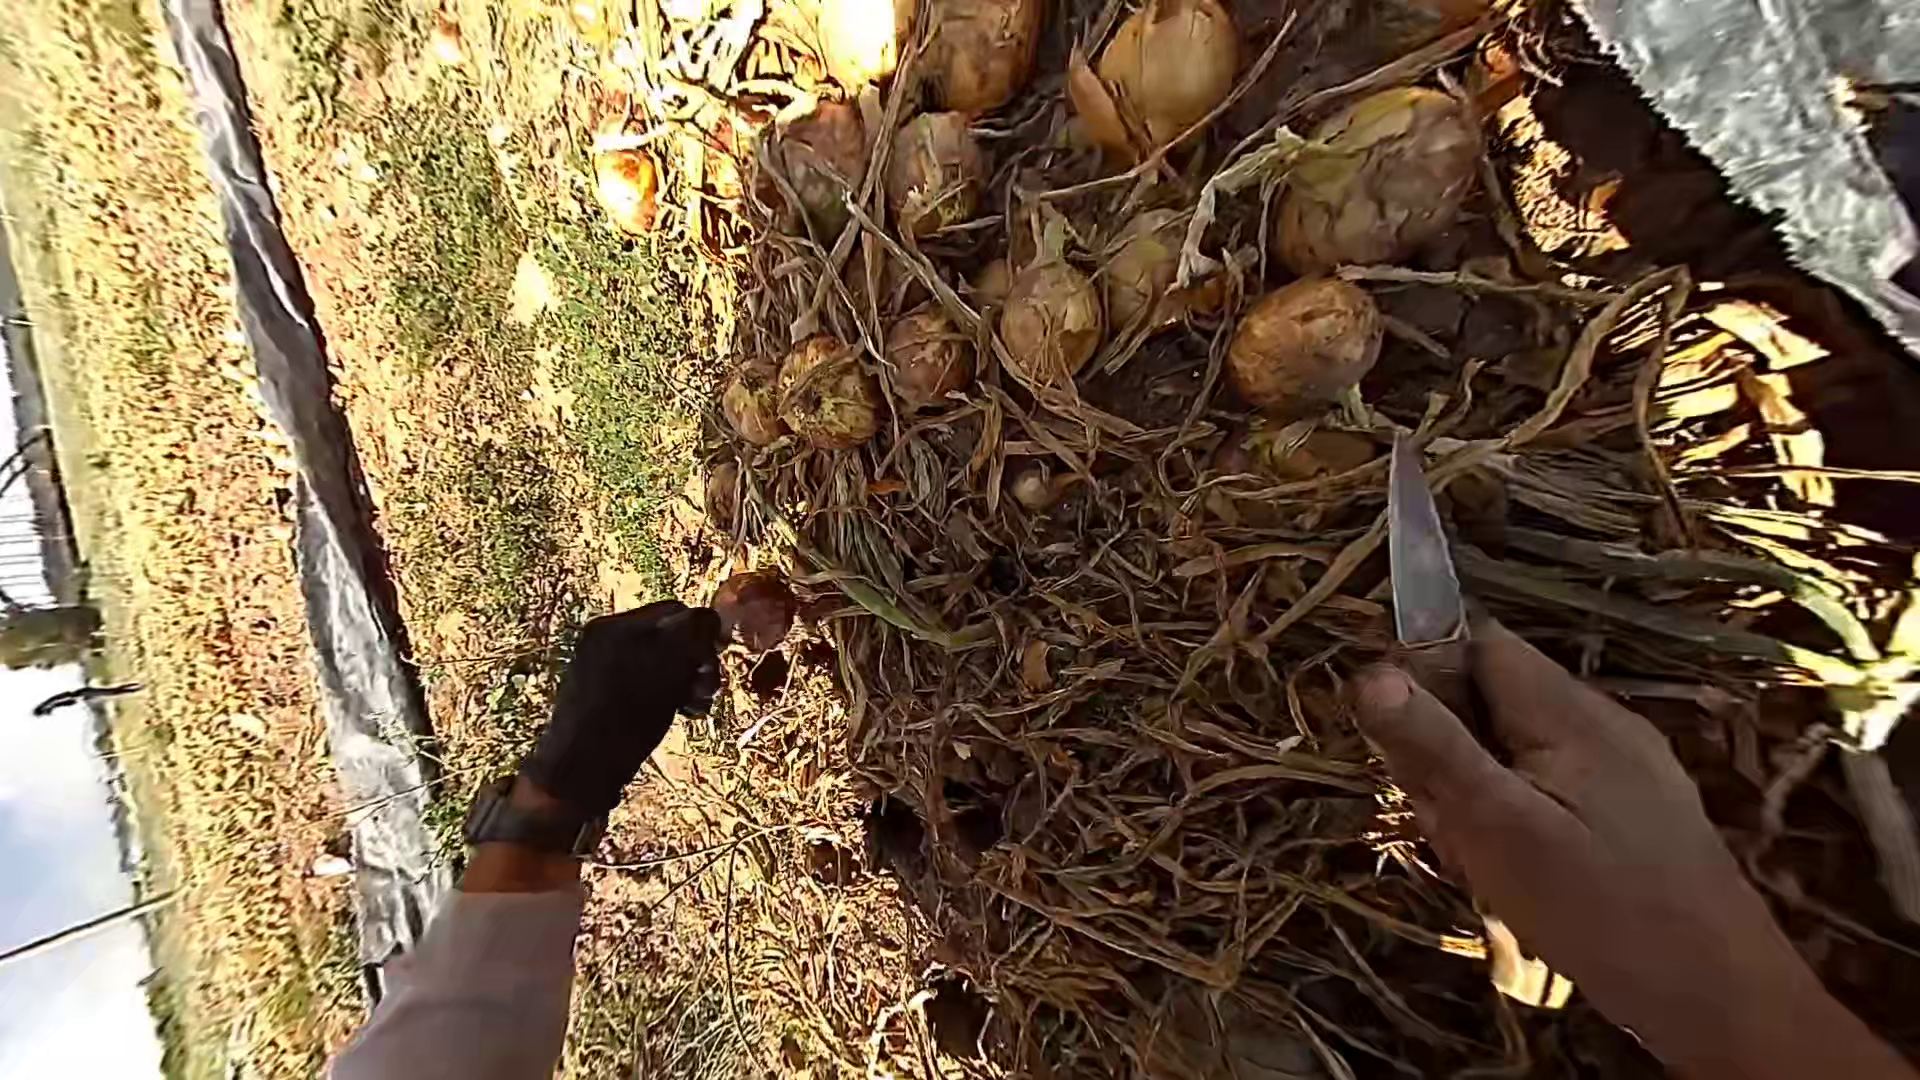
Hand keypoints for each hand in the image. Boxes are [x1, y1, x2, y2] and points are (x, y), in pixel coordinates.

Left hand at [518, 601, 721, 815]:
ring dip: (688, 678)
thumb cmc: (629, 714)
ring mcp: (604, 664)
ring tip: (695, 703)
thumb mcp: (672, 662)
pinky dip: (669, 692)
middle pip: (674, 635)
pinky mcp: (605, 691)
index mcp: (617, 625)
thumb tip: (711, 620)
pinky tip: (680, 710)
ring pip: (666, 660)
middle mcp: (607, 639)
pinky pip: (649, 679)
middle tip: (706, 687)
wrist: (582, 772)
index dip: (704, 633)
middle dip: (697, 659)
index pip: (679, 611)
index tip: (716, 660)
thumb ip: (695, 630)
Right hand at [1351, 618, 1911, 1079]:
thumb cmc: (1603, 913)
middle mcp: (1592, 719)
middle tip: (1431, 797)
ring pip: (1492, 732)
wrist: (1732, 1021)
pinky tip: (1493, 846)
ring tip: (1464, 834)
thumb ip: (1431, 743)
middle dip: (1432, 731)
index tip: (1383, 710)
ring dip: (1456, 772)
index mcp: (1568, 711)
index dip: (1416, 656)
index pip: (1473, 637)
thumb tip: (1367, 673)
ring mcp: (1608, 761)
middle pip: (1477, 687)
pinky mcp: (1610, 799)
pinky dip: (1488, 795)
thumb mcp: (1497, 823)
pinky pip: (1521, 768)